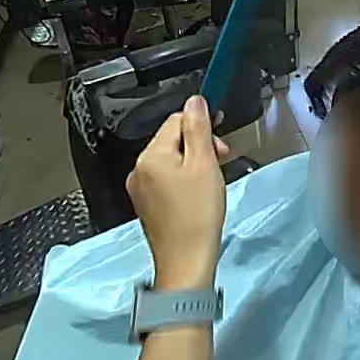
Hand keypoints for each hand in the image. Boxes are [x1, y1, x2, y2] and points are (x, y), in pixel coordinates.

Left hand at [127, 96, 229, 288]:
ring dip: (194, 161)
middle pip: (172, 139)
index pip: (177, 120)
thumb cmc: (199, 210)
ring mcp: (139, 187)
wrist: (186, 260)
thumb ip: (198, 128)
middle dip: (199, 144)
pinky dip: (184, 177)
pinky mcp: (146, 203)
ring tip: (211, 179)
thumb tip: (195, 100)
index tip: (221, 146)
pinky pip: (166, 177)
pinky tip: (198, 192)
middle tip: (220, 162)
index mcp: (150, 155)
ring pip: (171, 158)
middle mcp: (138, 168)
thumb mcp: (204, 163)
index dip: (202, 127)